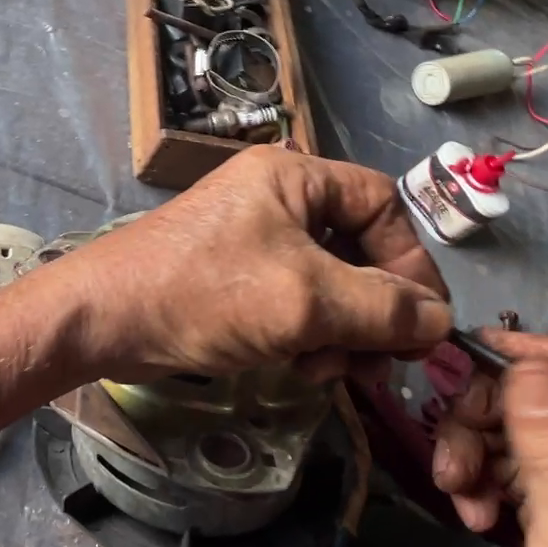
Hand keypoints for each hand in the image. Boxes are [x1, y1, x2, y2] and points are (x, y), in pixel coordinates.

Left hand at [37, 145, 450, 381]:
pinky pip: (295, 302)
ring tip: (327, 369)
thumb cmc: (205, 292)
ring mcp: (252, 239)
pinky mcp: (235, 277)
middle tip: (376, 362)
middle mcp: (275, 199)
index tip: (423, 320)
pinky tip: (298, 366)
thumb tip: (441, 320)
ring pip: (329, 284)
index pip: (381, 204)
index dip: (410, 260)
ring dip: (341, 332)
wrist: (106, 319)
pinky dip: (307, 335)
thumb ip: (384, 308)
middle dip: (373, 310)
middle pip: (358, 249)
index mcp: (292, 177)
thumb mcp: (305, 299)